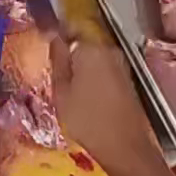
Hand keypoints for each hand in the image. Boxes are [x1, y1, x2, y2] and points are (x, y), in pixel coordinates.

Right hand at [49, 34, 164, 175]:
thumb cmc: (85, 119)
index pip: (69, 29)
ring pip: (94, 58)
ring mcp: (121, 64)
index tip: (47, 53)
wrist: (124, 146)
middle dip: (70, 55)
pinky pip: (104, 70)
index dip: (57, 38)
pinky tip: (87, 97)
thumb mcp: (61, 92)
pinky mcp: (127, 79)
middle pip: (83, 43)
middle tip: (57, 77)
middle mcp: (109, 50)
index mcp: (90, 48)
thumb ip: (57, 60)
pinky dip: (94, 78)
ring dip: (82, 68)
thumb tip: (54, 36)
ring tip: (70, 90)